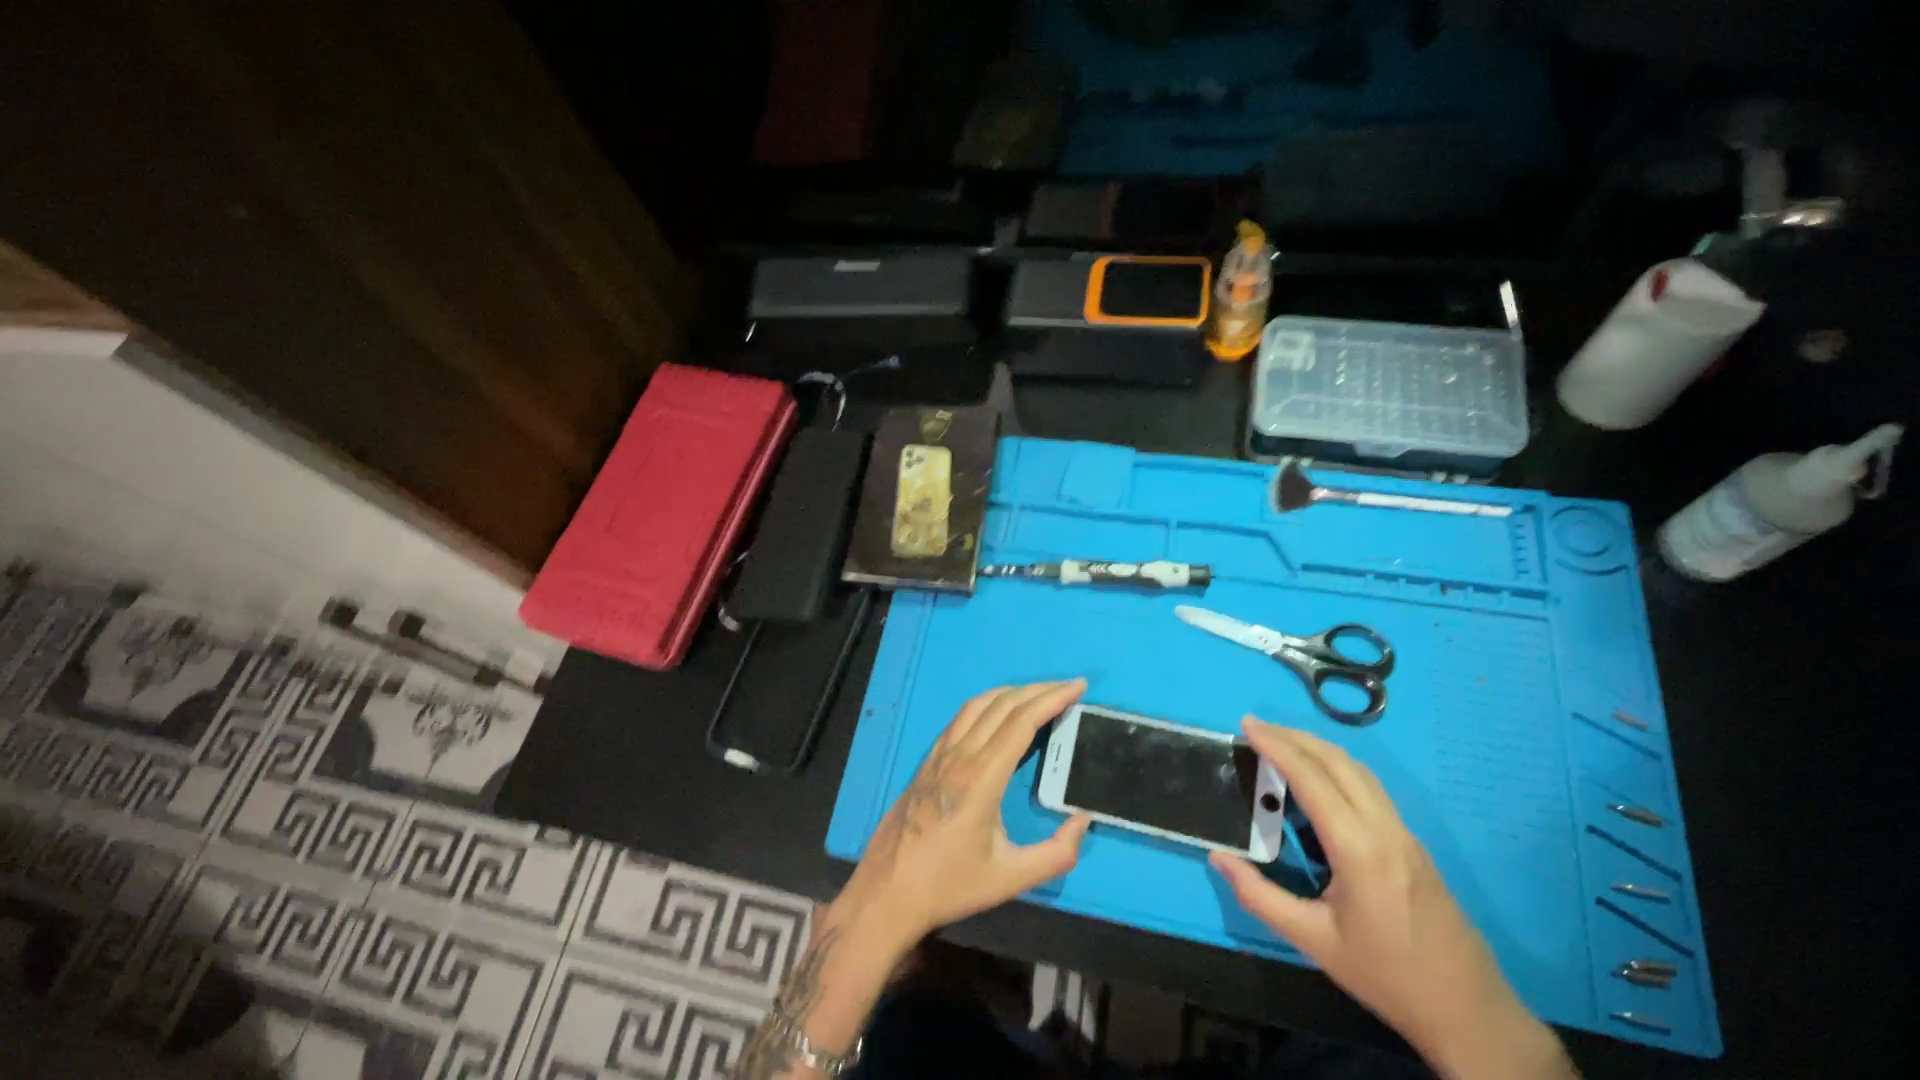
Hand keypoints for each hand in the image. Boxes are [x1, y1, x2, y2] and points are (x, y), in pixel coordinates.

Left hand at [838, 679, 1093, 946]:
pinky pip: (959, 720)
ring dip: (1011, 692)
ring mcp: (939, 757)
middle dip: (1038, 690)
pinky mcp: (926, 763)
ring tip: (1038, 693)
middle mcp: (959, 757)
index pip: (1021, 722)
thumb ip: (1056, 854)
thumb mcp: (1011, 878)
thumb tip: (1084, 821)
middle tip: (1069, 687)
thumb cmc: (950, 885)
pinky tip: (997, 714)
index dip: (1052, 699)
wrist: (888, 891)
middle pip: (1002, 705)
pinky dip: (986, 705)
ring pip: (976, 706)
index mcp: (982, 778)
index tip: (1078, 687)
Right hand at [1210, 719, 1571, 1079]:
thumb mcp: (1313, 940)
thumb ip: (1260, 897)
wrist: (1465, 1008)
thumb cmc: (1384, 975)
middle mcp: (1385, 829)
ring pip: (1361, 772)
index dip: (1278, 747)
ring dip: (1320, 749)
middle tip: (1257, 726)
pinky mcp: (1412, 845)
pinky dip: (1339, 770)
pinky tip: (1320, 781)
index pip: (1313, 779)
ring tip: (1283, 743)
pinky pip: (1372, 790)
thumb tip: (1218, 857)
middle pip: (1340, 763)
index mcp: (1359, 849)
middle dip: (1296, 737)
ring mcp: (1405, 834)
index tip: (1248, 725)